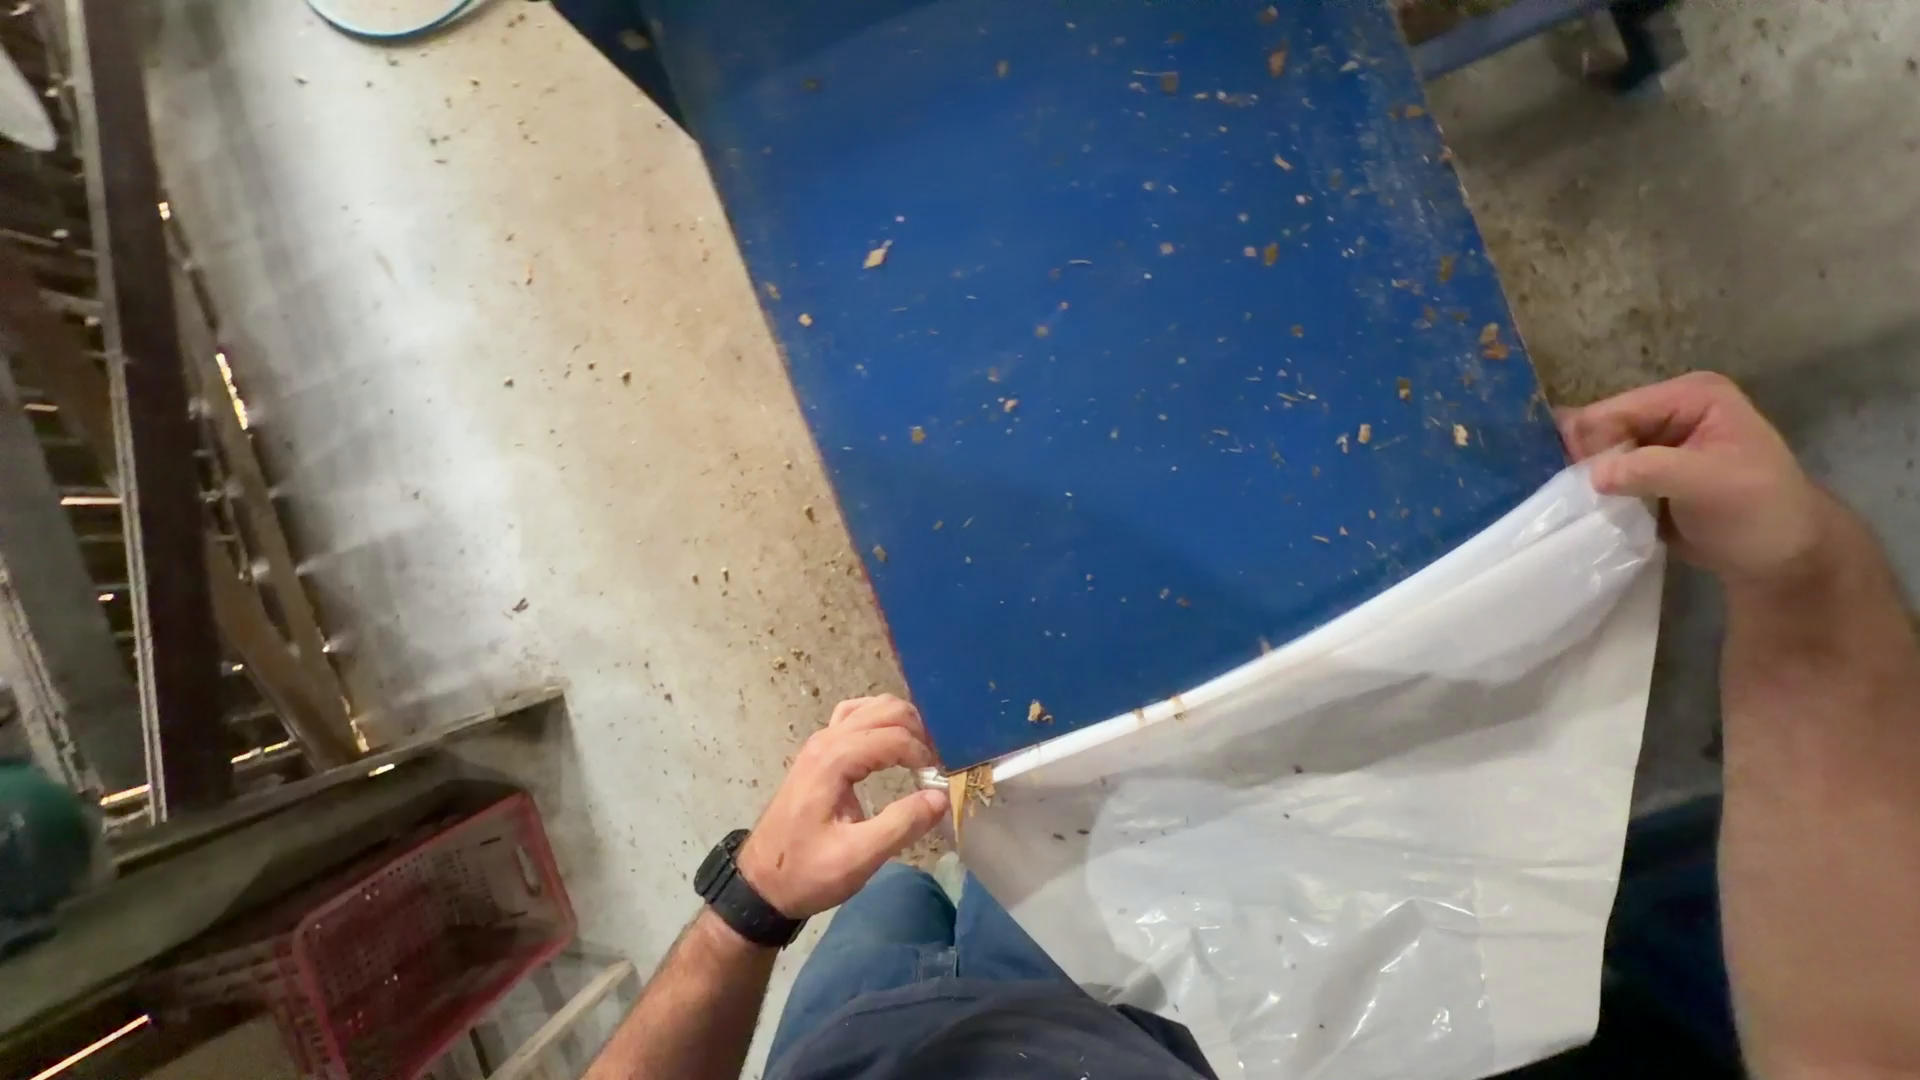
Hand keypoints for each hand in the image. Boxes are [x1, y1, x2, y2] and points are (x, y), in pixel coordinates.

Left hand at [736, 695, 949, 917]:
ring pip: (872, 706)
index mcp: (834, 760)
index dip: (922, 754)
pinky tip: (892, 744)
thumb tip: (941, 796)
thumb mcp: (857, 858)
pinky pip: (856, 716)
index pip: (893, 736)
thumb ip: (901, 825)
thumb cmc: (806, 872)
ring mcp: (821, 740)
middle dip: (918, 731)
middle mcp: (827, 739)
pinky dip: (881, 721)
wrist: (761, 883)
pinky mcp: (820, 750)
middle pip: (885, 709)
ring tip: (920, 755)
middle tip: (934, 765)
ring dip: (902, 722)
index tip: (937, 781)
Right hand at [1557, 372, 1832, 585]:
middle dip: (1585, 464)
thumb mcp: (1712, 485)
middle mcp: (1665, 409)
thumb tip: (1593, 475)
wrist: (1778, 555)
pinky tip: (1596, 507)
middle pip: (1590, 430)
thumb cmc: (1759, 513)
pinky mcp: (1637, 466)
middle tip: (1599, 498)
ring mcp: (1650, 438)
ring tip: (1597, 506)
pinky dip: (1588, 490)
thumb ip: (1651, 469)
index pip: (1607, 413)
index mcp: (1689, 396)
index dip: (1595, 448)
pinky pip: (1592, 471)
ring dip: (1584, 480)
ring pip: (1585, 452)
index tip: (1602, 486)